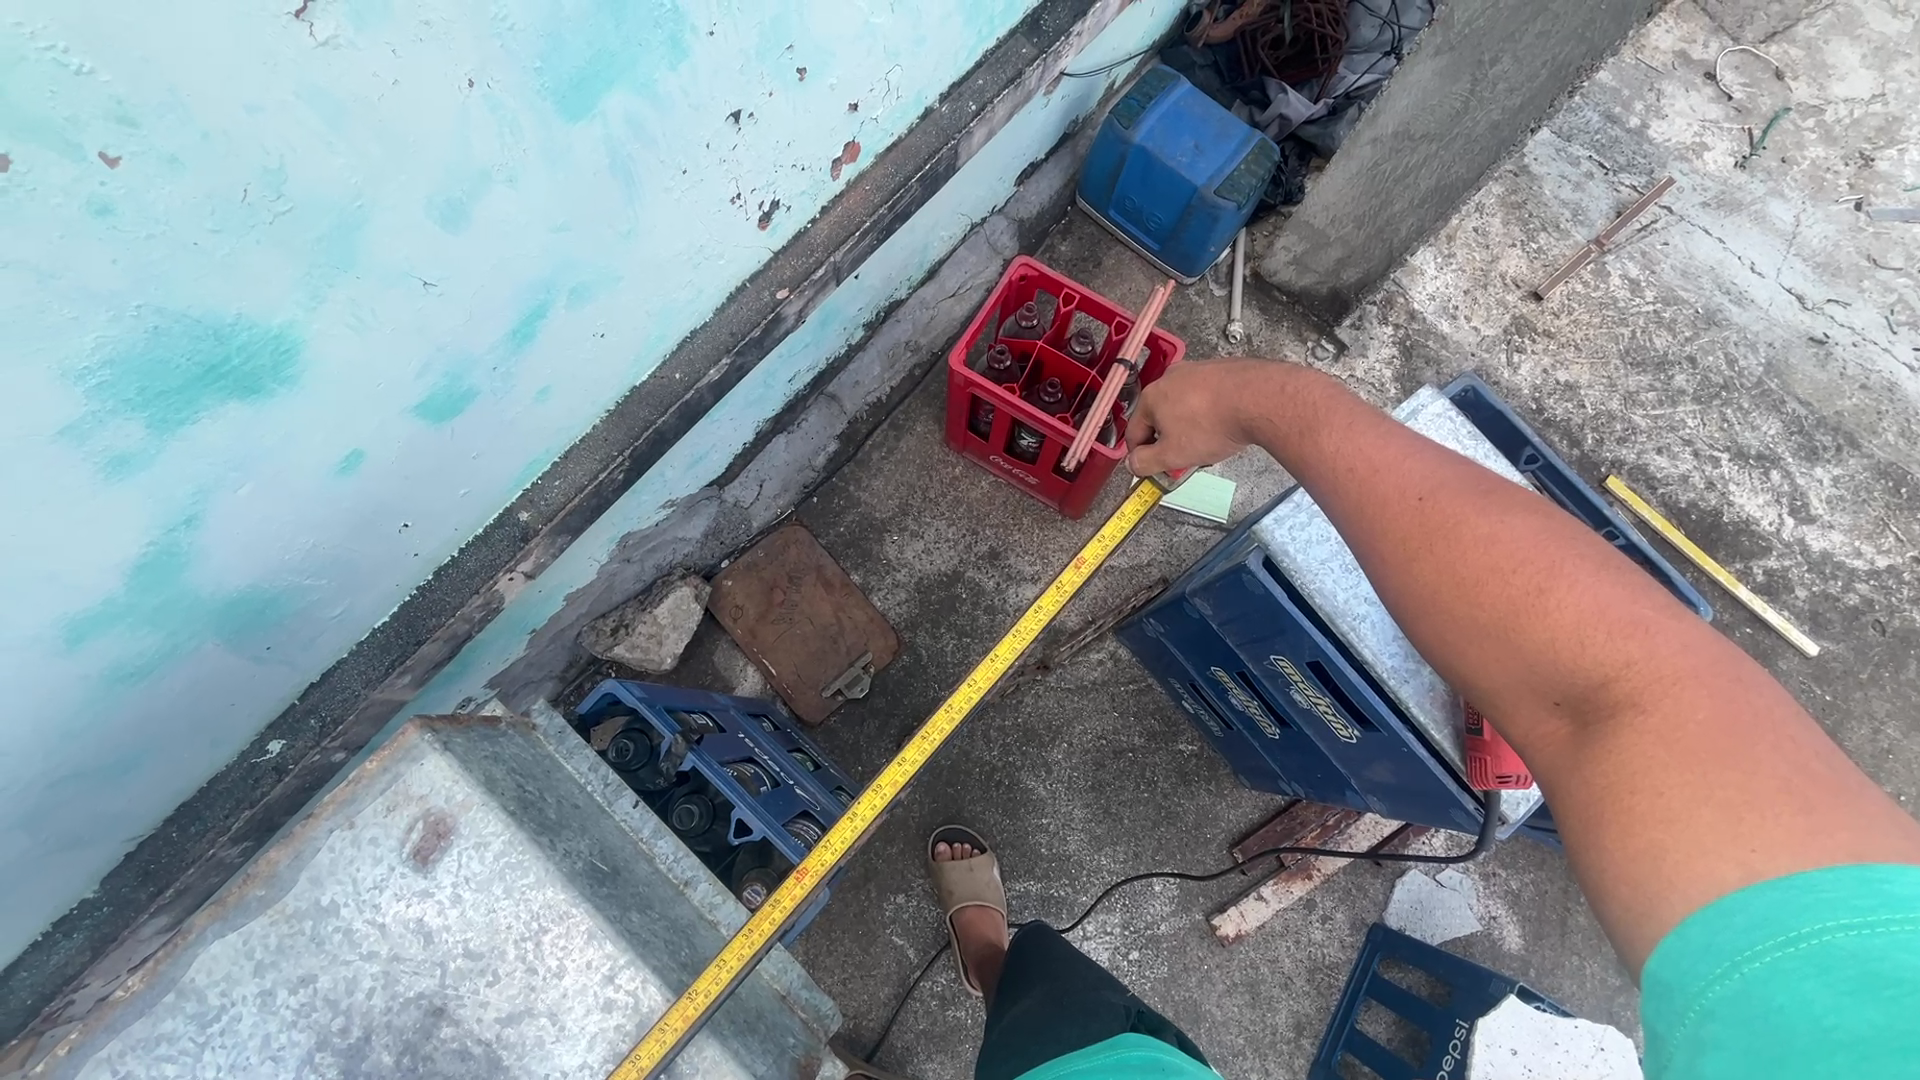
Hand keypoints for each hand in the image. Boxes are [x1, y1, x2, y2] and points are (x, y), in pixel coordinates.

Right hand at [1126, 357, 1285, 477]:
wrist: (1260, 399)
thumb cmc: (1213, 426)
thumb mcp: (1172, 456)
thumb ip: (1145, 462)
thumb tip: (1134, 463)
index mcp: (1152, 397)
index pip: (1134, 431)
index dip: (1140, 454)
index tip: (1153, 467)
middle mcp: (1171, 378)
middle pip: (1159, 416)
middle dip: (1168, 439)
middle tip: (1183, 458)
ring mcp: (1198, 370)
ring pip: (1184, 405)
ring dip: (1189, 426)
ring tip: (1207, 443)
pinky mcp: (1222, 369)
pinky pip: (1208, 396)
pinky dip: (1210, 412)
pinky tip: (1223, 425)